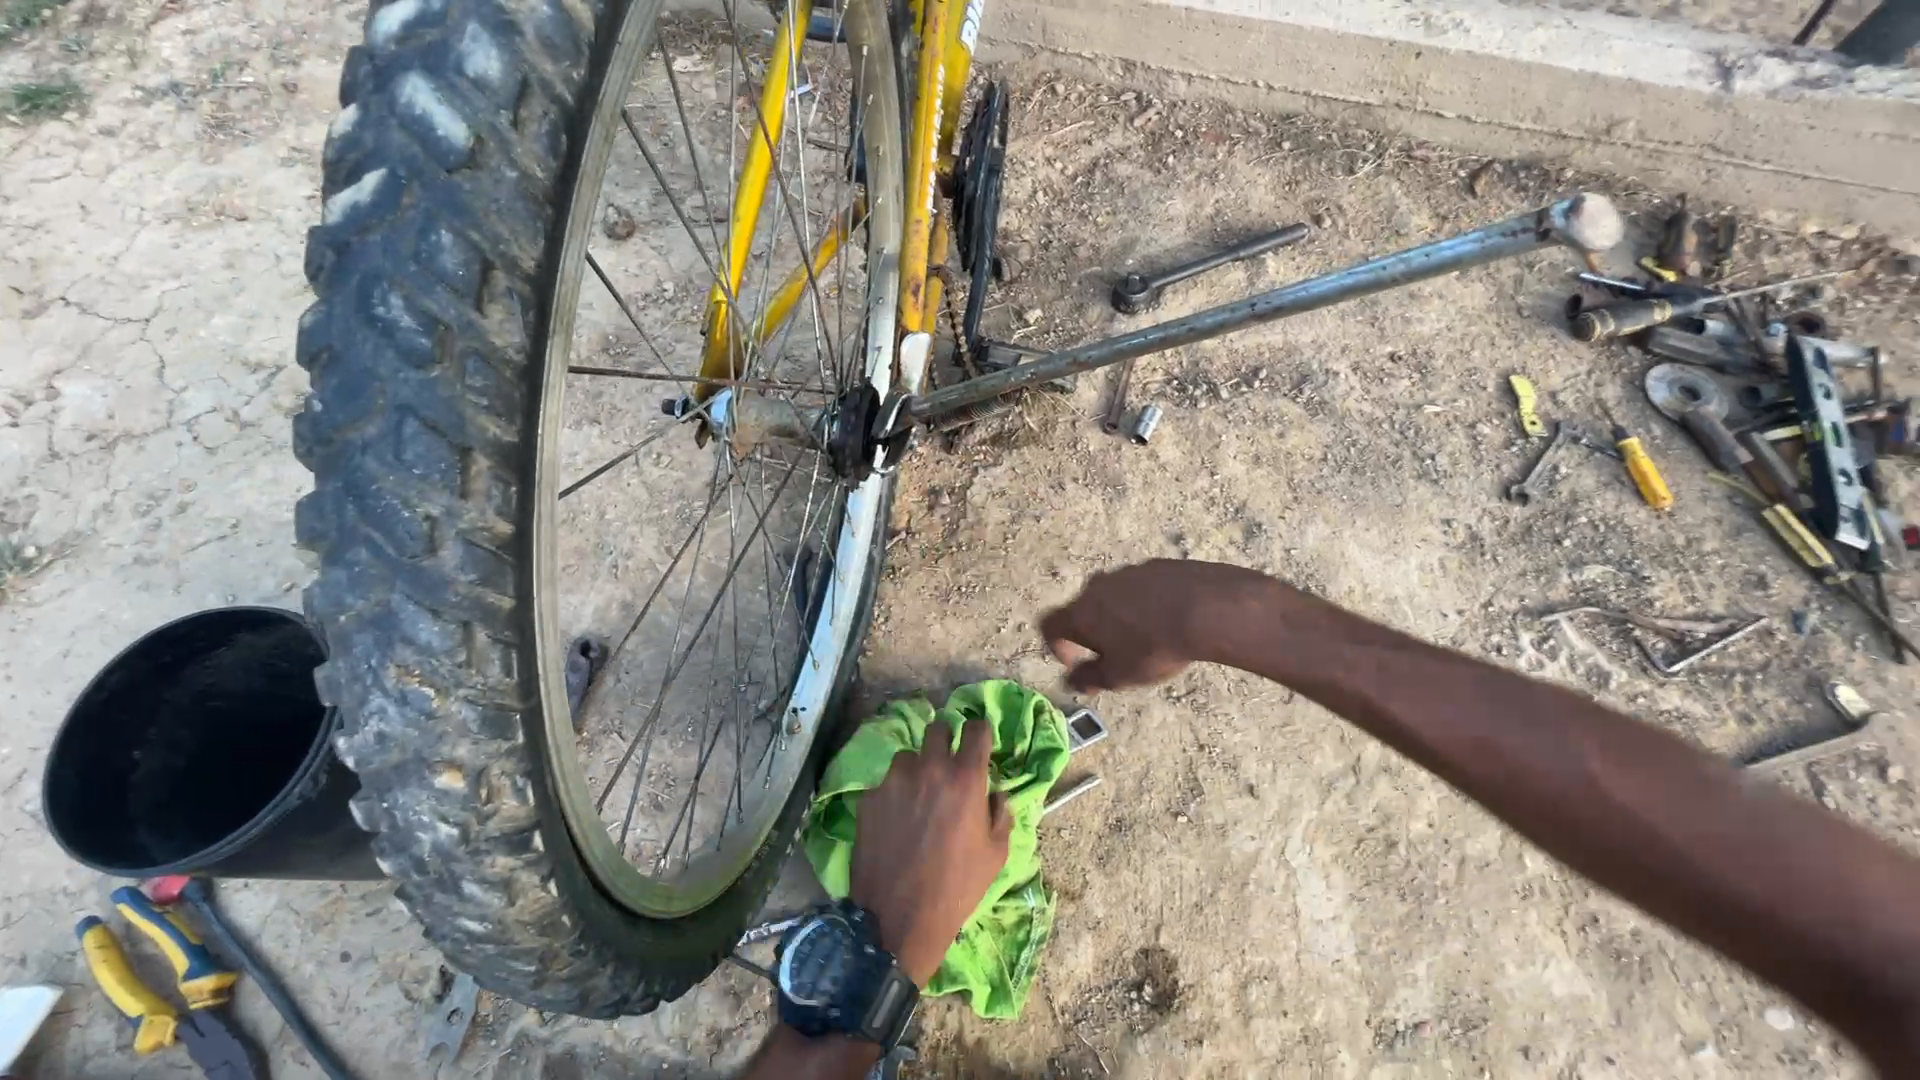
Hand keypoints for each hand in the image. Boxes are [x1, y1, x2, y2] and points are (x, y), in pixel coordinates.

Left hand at [848, 717, 1011, 985]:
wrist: (899, 918)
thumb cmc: (957, 887)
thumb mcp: (996, 854)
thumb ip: (1000, 815)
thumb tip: (995, 795)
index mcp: (966, 778)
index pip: (976, 729)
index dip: (979, 733)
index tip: (978, 742)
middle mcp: (930, 769)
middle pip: (937, 728)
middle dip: (944, 741)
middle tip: (946, 764)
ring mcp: (894, 781)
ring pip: (907, 757)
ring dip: (916, 769)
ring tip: (917, 797)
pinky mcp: (869, 797)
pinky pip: (885, 785)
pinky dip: (892, 795)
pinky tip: (894, 822)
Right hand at [1038, 559, 1287, 691]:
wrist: (1205, 608)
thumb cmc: (1153, 647)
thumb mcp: (1120, 675)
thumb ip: (1090, 679)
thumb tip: (1072, 682)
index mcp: (1080, 613)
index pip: (1049, 625)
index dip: (1056, 646)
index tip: (1074, 662)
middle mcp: (1097, 586)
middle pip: (1083, 608)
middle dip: (1093, 631)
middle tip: (1114, 653)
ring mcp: (1127, 572)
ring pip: (1113, 595)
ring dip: (1121, 615)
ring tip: (1146, 637)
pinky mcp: (1157, 565)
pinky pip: (1142, 587)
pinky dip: (1147, 602)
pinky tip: (1169, 620)